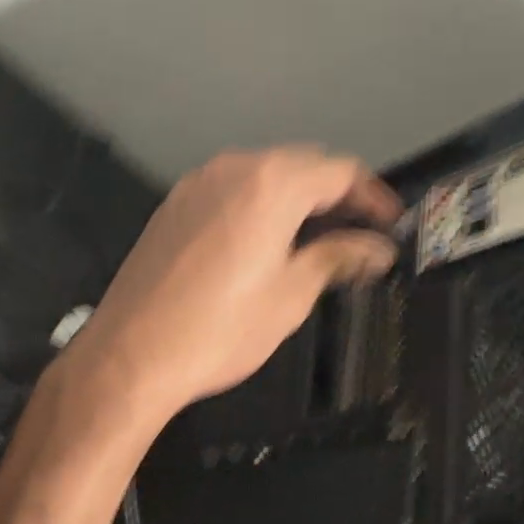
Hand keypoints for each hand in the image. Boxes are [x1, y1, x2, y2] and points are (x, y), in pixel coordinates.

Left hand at [67, 146, 402, 417]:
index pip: (340, 171)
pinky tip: (264, 246)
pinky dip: (256, 210)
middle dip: (334, 196)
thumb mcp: (291, 296)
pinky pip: (228, 196)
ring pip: (261, 179)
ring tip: (315, 242)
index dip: (373, 196)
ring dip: (294, 202)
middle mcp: (231, 169)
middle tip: (358, 235)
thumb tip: (376, 248)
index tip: (391, 224)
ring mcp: (194, 186)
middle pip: (299, 167)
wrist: (132, 356)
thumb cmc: (220, 330)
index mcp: (271, 184)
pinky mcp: (171, 209)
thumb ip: (337, 258)